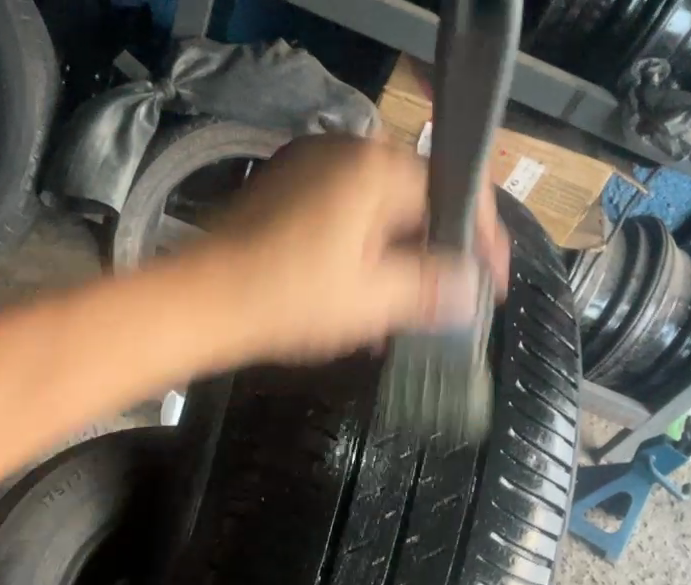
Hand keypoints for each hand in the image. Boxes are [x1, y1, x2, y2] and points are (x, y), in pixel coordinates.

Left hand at [186, 136, 511, 364]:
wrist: (199, 305)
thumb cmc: (286, 300)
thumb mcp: (373, 301)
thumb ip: (431, 290)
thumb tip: (471, 291)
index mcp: (375, 168)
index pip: (453, 192)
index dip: (481, 241)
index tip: (491, 283)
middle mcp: (343, 155)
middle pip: (413, 204)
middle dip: (430, 260)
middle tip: (441, 309)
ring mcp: (307, 173)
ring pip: (374, 218)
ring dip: (391, 268)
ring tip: (394, 322)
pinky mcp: (281, 198)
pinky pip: (338, 223)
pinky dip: (355, 260)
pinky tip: (354, 306)